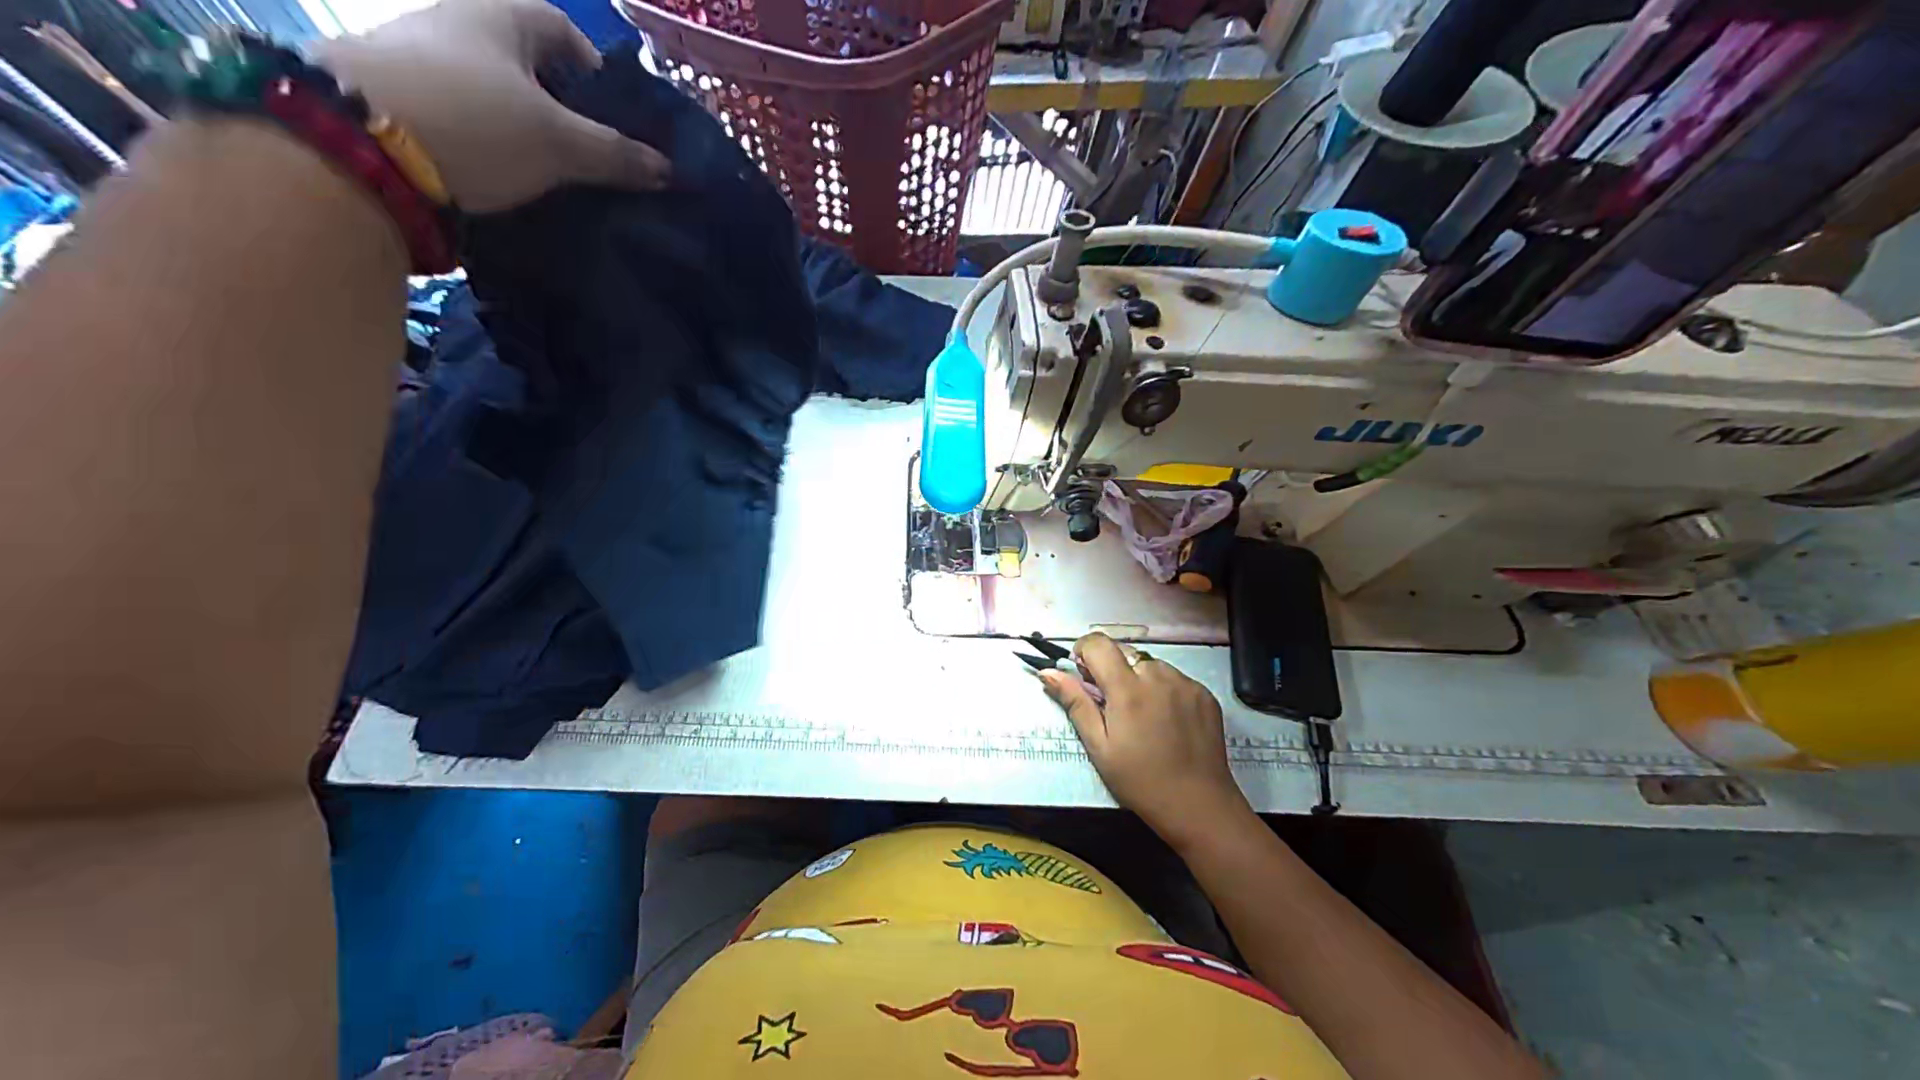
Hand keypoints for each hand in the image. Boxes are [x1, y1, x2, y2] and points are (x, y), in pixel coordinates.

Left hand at [314, 0, 669, 211]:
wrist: (351, 147)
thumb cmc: (474, 123)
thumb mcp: (560, 143)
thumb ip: (617, 156)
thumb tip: (670, 172)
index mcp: (496, 16)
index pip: (561, 29)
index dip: (595, 70)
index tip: (613, 117)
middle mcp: (452, 25)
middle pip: (526, 64)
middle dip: (561, 107)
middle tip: (588, 156)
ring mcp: (416, 63)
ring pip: (491, 95)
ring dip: (522, 130)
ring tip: (550, 177)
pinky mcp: (392, 104)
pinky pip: (459, 120)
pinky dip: (486, 146)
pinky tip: (502, 181)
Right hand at [1041, 632, 1254, 850]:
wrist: (1197, 804)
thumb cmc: (1139, 780)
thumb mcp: (1098, 746)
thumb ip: (1075, 703)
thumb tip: (1048, 672)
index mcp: (1127, 689)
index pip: (1099, 643)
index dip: (1085, 652)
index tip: (1084, 675)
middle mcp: (1158, 677)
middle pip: (1124, 653)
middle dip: (1112, 669)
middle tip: (1113, 705)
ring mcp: (1185, 683)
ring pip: (1150, 665)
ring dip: (1139, 679)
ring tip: (1143, 716)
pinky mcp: (1204, 693)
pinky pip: (1175, 678)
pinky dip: (1164, 689)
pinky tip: (1166, 720)